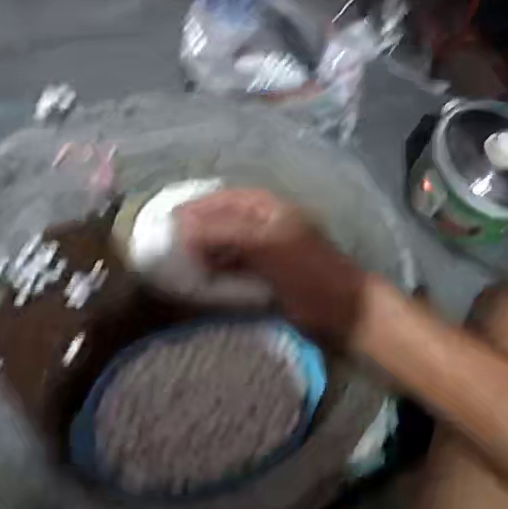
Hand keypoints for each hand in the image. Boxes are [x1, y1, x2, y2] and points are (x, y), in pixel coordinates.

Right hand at [175, 188, 368, 340]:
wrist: (342, 308)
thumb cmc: (307, 269)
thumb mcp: (264, 244)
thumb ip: (224, 232)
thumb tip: (181, 227)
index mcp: (267, 207)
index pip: (222, 199)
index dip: (195, 208)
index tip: (165, 223)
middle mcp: (264, 224)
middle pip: (222, 221)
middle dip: (196, 231)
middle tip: (165, 246)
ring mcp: (266, 250)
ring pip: (226, 246)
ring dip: (204, 253)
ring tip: (177, 265)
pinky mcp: (266, 276)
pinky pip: (234, 269)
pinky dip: (216, 272)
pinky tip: (200, 281)